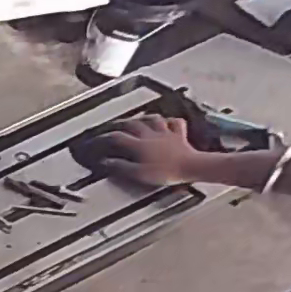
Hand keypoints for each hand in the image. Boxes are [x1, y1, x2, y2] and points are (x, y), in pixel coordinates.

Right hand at [95, 115, 209, 185]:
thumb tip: (105, 162)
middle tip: (113, 125)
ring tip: (138, 118)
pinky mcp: (180, 136)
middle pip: (133, 124)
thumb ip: (120, 166)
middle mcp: (151, 136)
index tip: (96, 140)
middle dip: (120, 123)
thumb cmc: (167, 172)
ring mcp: (166, 134)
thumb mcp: (138, 173)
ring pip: (153, 119)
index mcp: (139, 145)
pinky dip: (169, 121)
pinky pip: (175, 123)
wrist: (194, 167)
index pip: (117, 138)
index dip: (104, 138)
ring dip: (143, 118)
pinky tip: (167, 121)